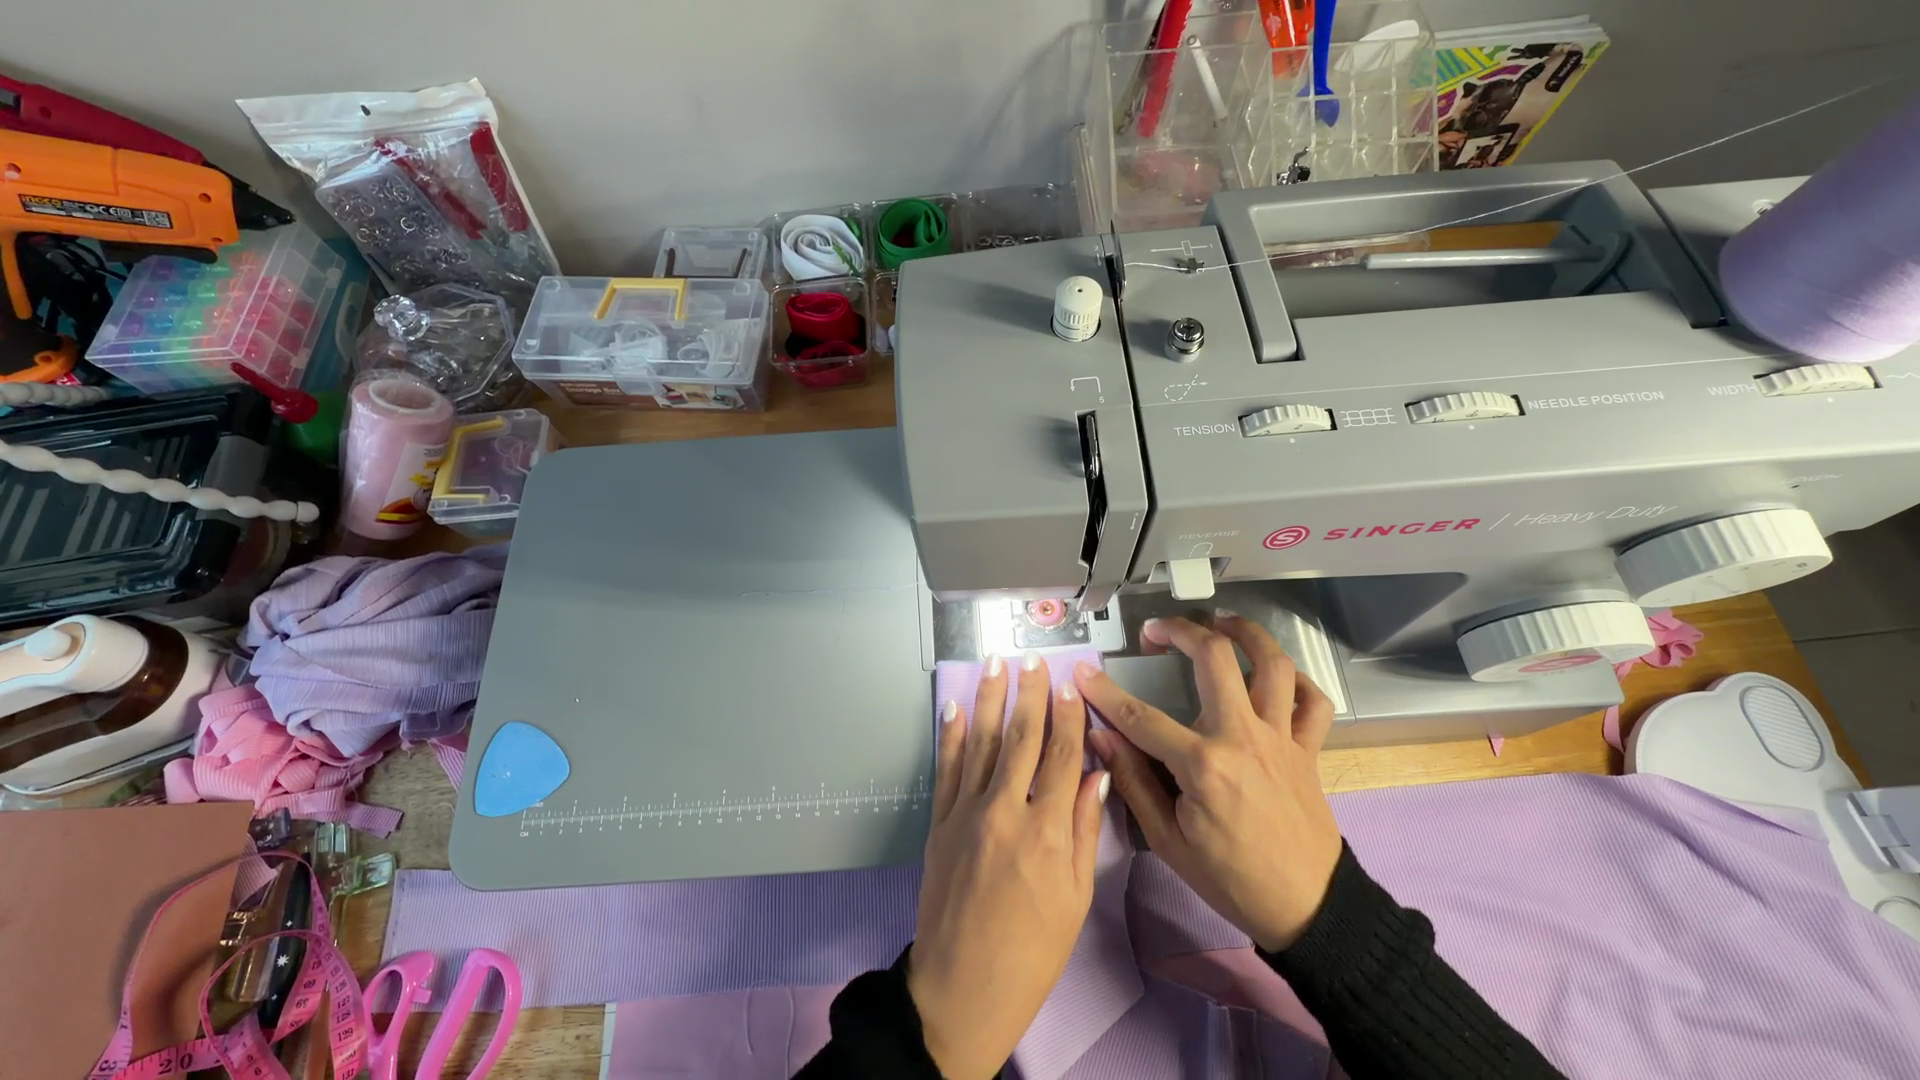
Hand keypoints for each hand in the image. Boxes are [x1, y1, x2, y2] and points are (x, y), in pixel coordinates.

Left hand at [909, 653, 1110, 1079]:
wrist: (963, 986)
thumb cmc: (1033, 952)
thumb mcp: (1077, 898)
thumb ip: (1086, 832)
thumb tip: (1097, 776)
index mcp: (1048, 833)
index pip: (1063, 757)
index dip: (1069, 716)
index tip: (1071, 683)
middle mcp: (1006, 813)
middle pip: (1022, 740)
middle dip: (1029, 695)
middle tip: (1033, 658)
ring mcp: (967, 815)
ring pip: (980, 743)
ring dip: (988, 700)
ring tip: (995, 664)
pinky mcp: (939, 824)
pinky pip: (946, 769)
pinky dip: (950, 734)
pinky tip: (954, 706)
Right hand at [1077, 613, 1341, 951]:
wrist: (1305, 908)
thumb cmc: (1230, 879)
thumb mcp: (1168, 840)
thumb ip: (1133, 782)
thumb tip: (1101, 738)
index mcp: (1203, 764)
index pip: (1140, 716)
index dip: (1105, 691)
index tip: (1083, 671)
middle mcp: (1243, 737)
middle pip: (1214, 658)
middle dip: (1180, 631)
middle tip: (1156, 631)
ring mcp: (1281, 738)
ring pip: (1272, 664)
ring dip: (1246, 633)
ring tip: (1222, 622)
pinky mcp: (1308, 749)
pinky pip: (1313, 701)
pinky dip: (1298, 681)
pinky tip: (1276, 677)